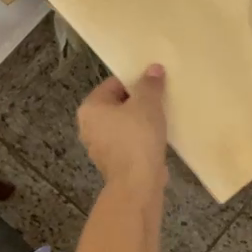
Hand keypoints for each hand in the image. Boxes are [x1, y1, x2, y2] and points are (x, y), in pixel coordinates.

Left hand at [78, 65, 168, 188]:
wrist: (138, 183)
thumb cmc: (138, 137)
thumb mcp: (147, 104)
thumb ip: (150, 84)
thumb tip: (154, 69)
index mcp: (90, 108)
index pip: (113, 84)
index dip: (136, 80)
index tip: (155, 83)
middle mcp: (89, 126)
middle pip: (118, 104)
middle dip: (139, 101)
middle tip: (161, 98)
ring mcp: (100, 146)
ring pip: (123, 124)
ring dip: (141, 120)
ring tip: (162, 117)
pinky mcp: (114, 162)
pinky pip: (128, 141)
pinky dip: (141, 138)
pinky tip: (158, 136)